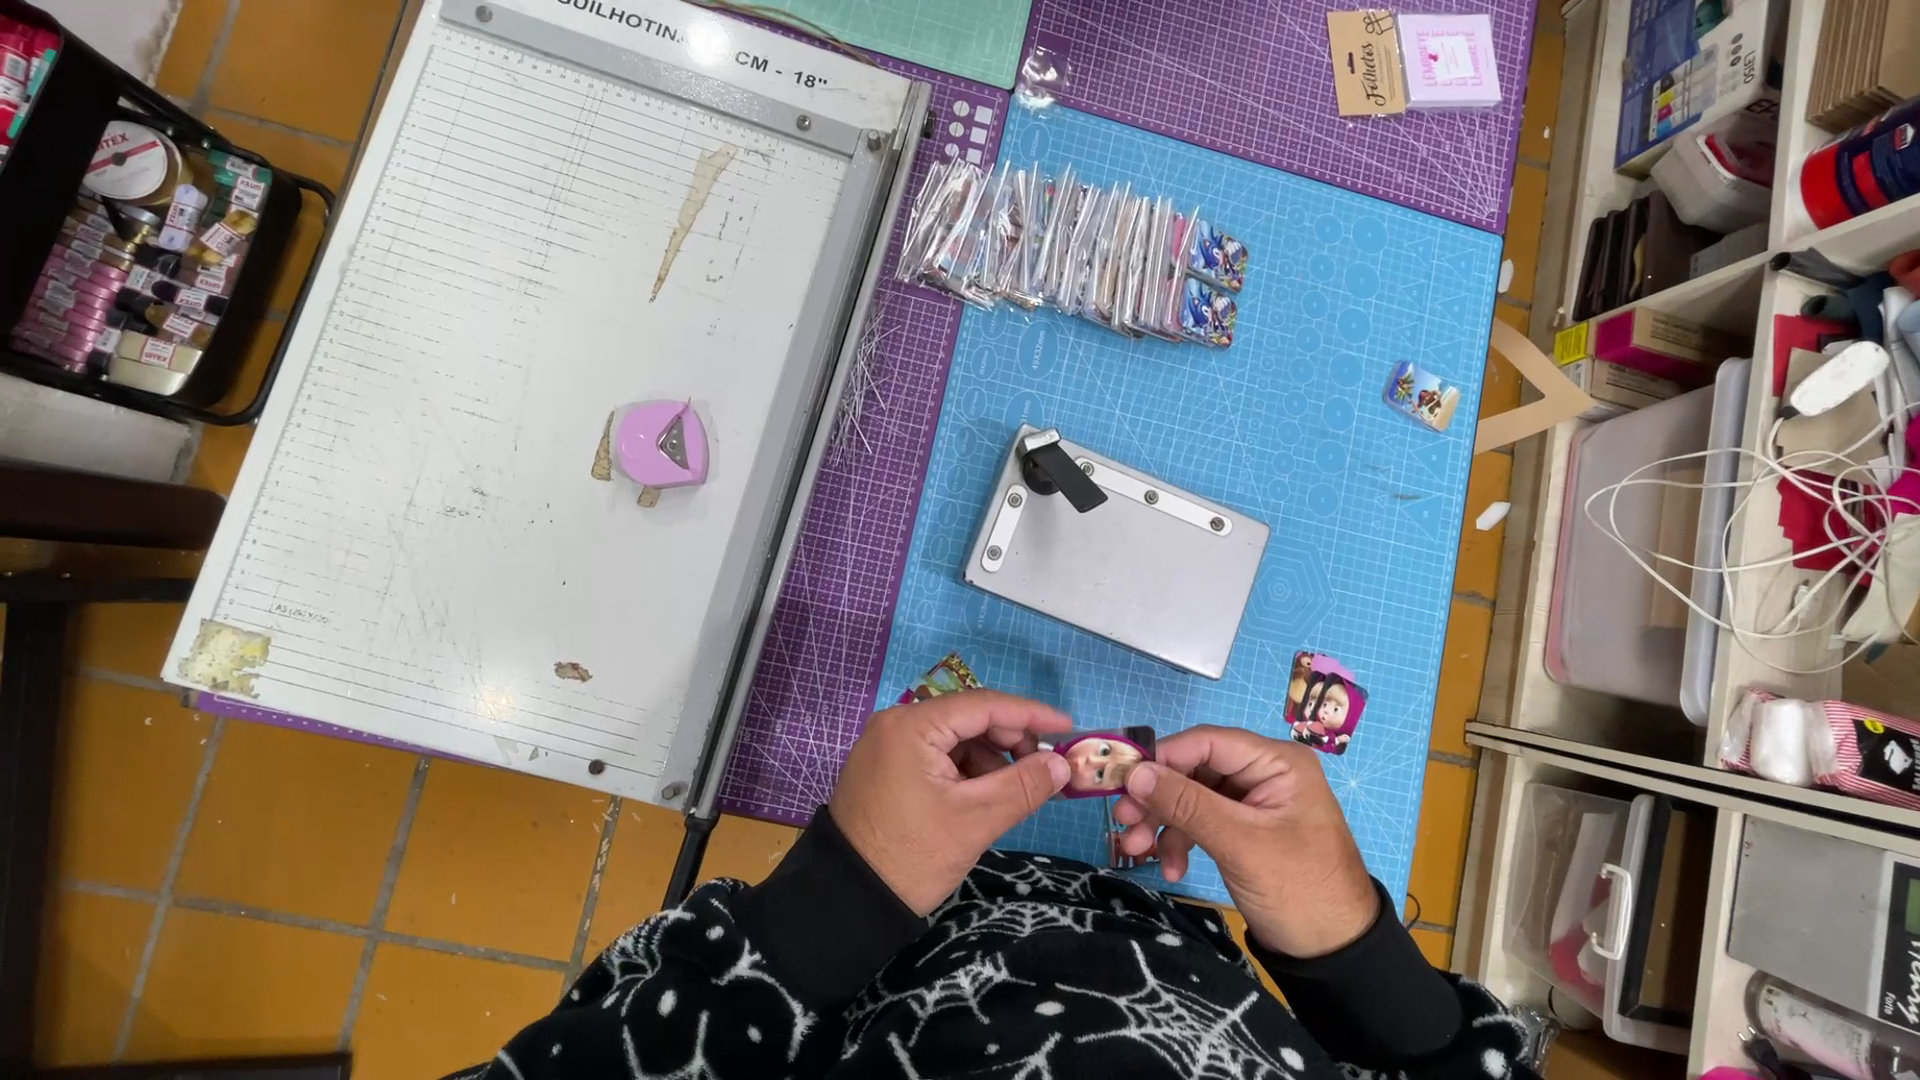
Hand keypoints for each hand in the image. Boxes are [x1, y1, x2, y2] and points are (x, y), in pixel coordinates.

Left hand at [830, 690, 1072, 915]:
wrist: (845, 900)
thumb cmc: (911, 857)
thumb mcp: (974, 821)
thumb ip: (1023, 786)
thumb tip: (1062, 764)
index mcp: (912, 726)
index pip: (983, 705)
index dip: (1030, 714)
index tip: (1067, 727)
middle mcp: (896, 723)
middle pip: (968, 717)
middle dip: (1009, 740)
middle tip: (1043, 768)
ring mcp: (888, 744)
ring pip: (955, 737)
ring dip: (989, 758)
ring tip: (1011, 792)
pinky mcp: (886, 766)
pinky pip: (937, 754)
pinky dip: (965, 770)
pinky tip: (982, 796)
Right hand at [1113, 726, 1378, 957]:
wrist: (1335, 956)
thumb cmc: (1298, 890)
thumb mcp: (1240, 844)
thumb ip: (1186, 803)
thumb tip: (1135, 773)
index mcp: (1276, 762)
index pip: (1207, 742)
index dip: (1162, 757)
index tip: (1124, 780)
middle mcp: (1263, 772)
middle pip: (1193, 768)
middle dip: (1158, 796)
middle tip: (1123, 819)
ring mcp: (1251, 801)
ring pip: (1190, 795)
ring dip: (1163, 822)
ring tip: (1137, 849)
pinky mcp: (1241, 828)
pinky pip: (1199, 820)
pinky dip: (1180, 840)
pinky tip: (1172, 868)